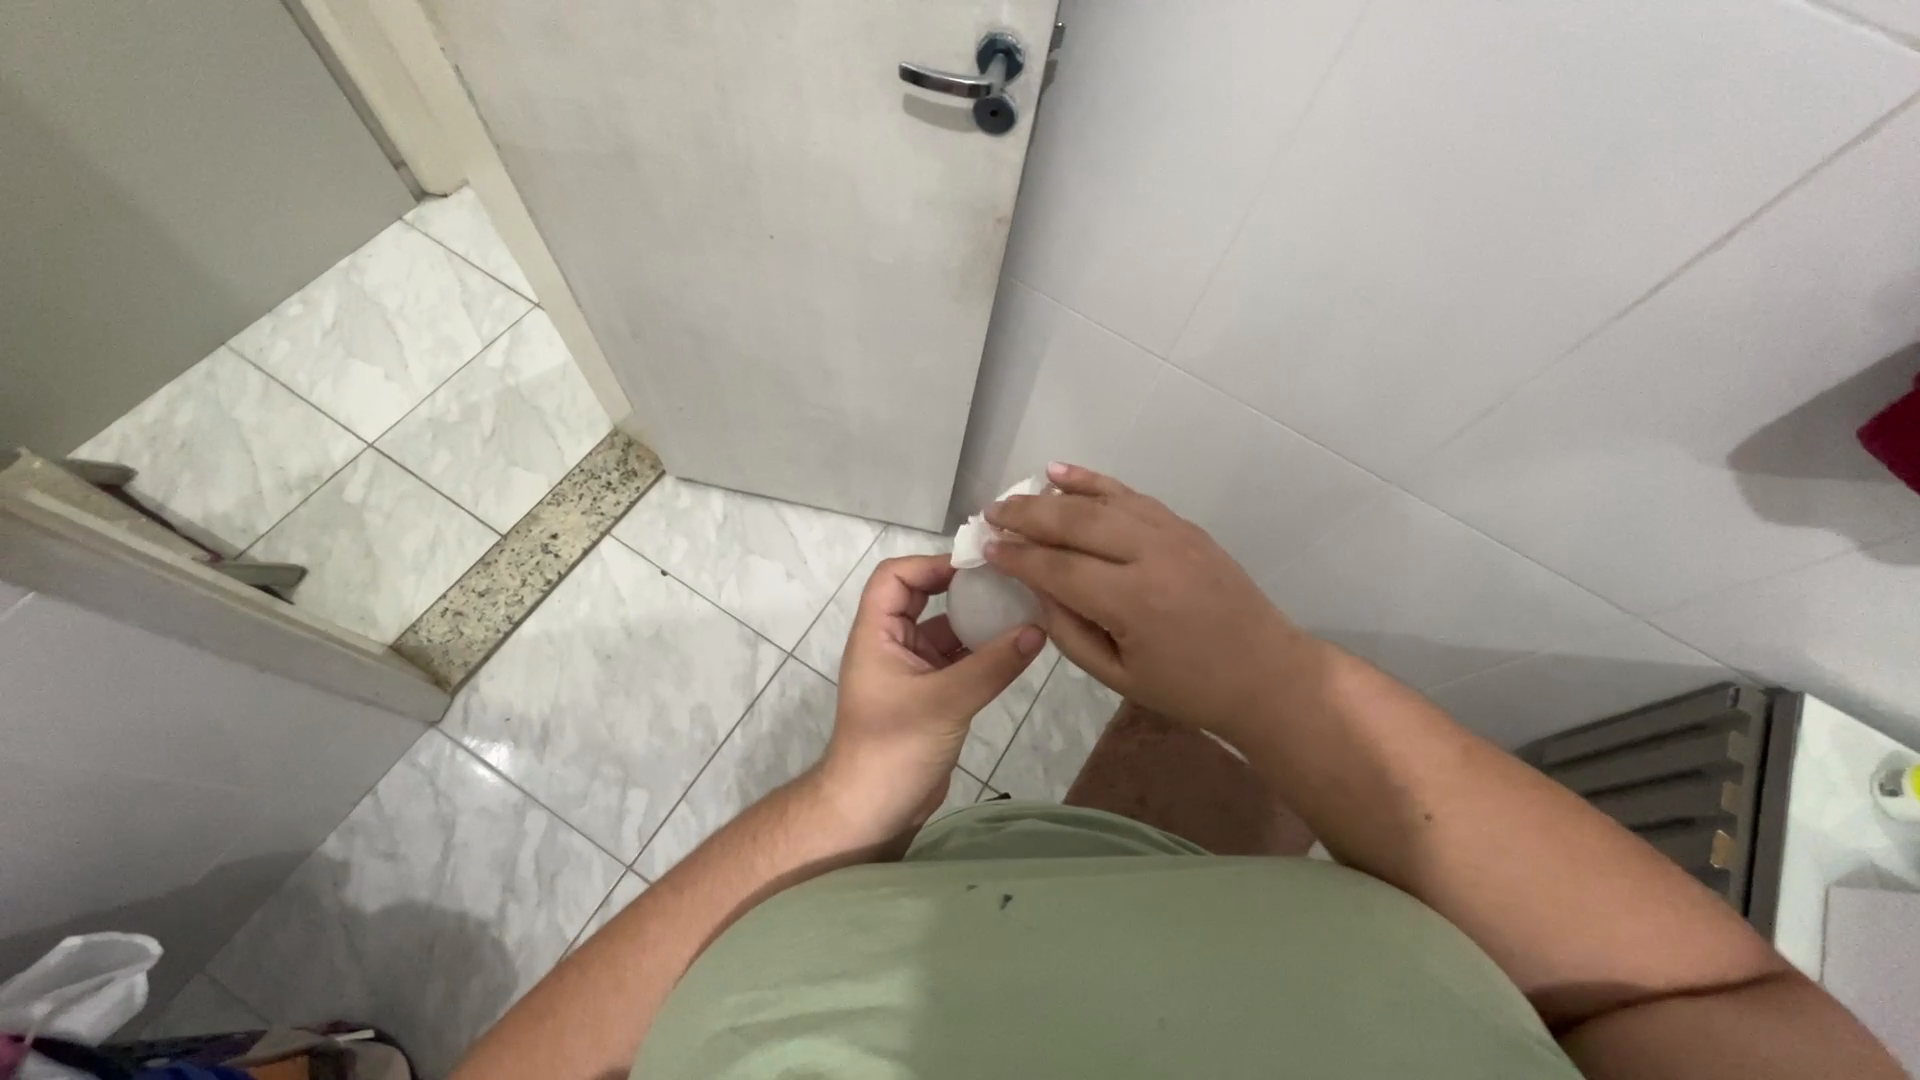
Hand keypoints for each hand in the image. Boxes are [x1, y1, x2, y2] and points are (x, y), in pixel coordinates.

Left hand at [818, 554, 1046, 838]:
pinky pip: (958, 660)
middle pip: (923, 597)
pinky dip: (984, 652)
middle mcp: (891, 645)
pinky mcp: (931, 695)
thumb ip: (993, 665)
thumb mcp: (945, 702)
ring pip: (945, 631)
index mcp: (876, 634)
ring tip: (1022, 610)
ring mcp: (911, 671)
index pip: (895, 576)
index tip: (977, 567)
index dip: (931, 563)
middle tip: (1008, 582)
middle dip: (962, 588)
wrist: (873, 811)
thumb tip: (1039, 629)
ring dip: (978, 621)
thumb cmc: (894, 747)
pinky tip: (1017, 649)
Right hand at [983, 463, 1317, 737]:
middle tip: (991, 514)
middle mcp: (1151, 555)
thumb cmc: (1188, 688)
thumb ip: (1068, 629)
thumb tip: (1034, 585)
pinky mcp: (1185, 526)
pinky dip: (1096, 482)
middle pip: (1075, 522)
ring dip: (1054, 494)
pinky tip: (1065, 474)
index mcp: (1133, 601)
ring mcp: (1173, 534)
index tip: (986, 548)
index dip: (1017, 556)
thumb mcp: (1116, 675)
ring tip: (1018, 494)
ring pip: (1102, 501)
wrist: (1266, 673)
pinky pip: (1132, 496)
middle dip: (1026, 516)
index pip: (1058, 567)